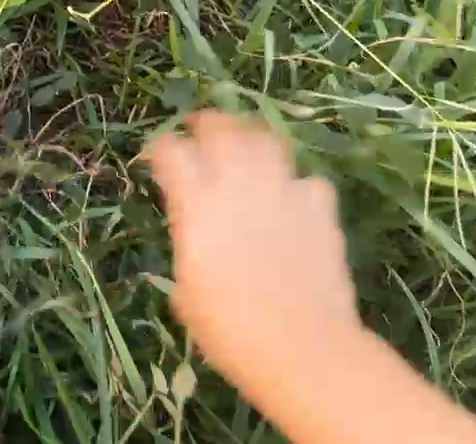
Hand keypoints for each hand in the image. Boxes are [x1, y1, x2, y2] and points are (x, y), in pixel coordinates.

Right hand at [143, 110, 360, 396]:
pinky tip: (292, 196)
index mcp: (197, 204)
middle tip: (200, 128)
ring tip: (246, 144)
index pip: (171, 151)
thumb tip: (193, 238)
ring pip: (266, 140)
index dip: (160, 147)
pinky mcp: (319, 210)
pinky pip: (309, 181)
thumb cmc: (232, 331)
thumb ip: (188, 246)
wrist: (305, 353)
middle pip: (220, 129)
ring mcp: (282, 193)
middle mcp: (237, 186)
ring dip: (252, 137)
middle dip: (206, 123)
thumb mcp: (187, 291)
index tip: (156, 156)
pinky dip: (298, 183)